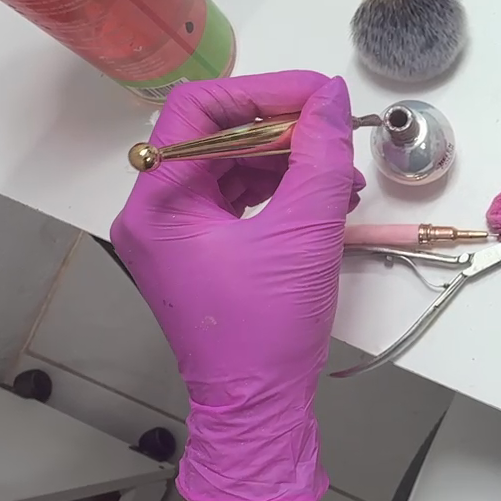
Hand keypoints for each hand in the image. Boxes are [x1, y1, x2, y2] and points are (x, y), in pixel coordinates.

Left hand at [111, 71, 362, 500]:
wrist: (259, 407)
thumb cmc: (269, 329)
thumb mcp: (303, 236)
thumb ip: (319, 157)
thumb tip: (330, 96)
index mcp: (160, 204)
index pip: (199, 111)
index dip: (262, 92)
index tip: (319, 96)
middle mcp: (158, 212)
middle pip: (218, 137)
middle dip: (284, 132)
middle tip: (336, 137)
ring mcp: (181, 236)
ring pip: (234, 168)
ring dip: (290, 163)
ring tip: (342, 178)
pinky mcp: (207, 254)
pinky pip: (243, 201)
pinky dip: (284, 192)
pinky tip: (326, 199)